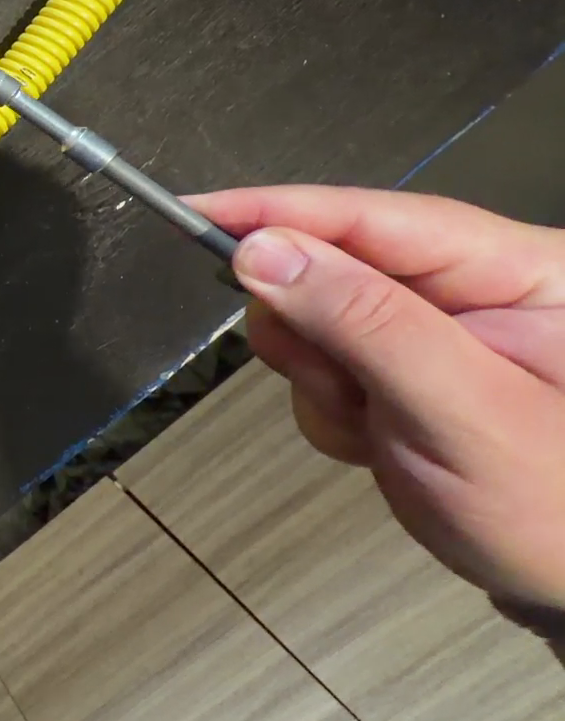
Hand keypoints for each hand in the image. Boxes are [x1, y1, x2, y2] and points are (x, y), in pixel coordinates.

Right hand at [190, 186, 564, 612]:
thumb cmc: (558, 510)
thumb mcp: (461, 410)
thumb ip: (362, 320)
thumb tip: (259, 249)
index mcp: (521, 272)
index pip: (374, 218)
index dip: (277, 210)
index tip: (192, 212)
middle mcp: (472, 286)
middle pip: (325, 264)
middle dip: (306, 327)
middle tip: (338, 384)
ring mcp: (430, 325)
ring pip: (304, 313)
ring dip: (315, 373)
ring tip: (374, 422)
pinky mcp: (395, 360)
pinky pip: (311, 356)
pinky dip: (322, 400)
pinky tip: (376, 433)